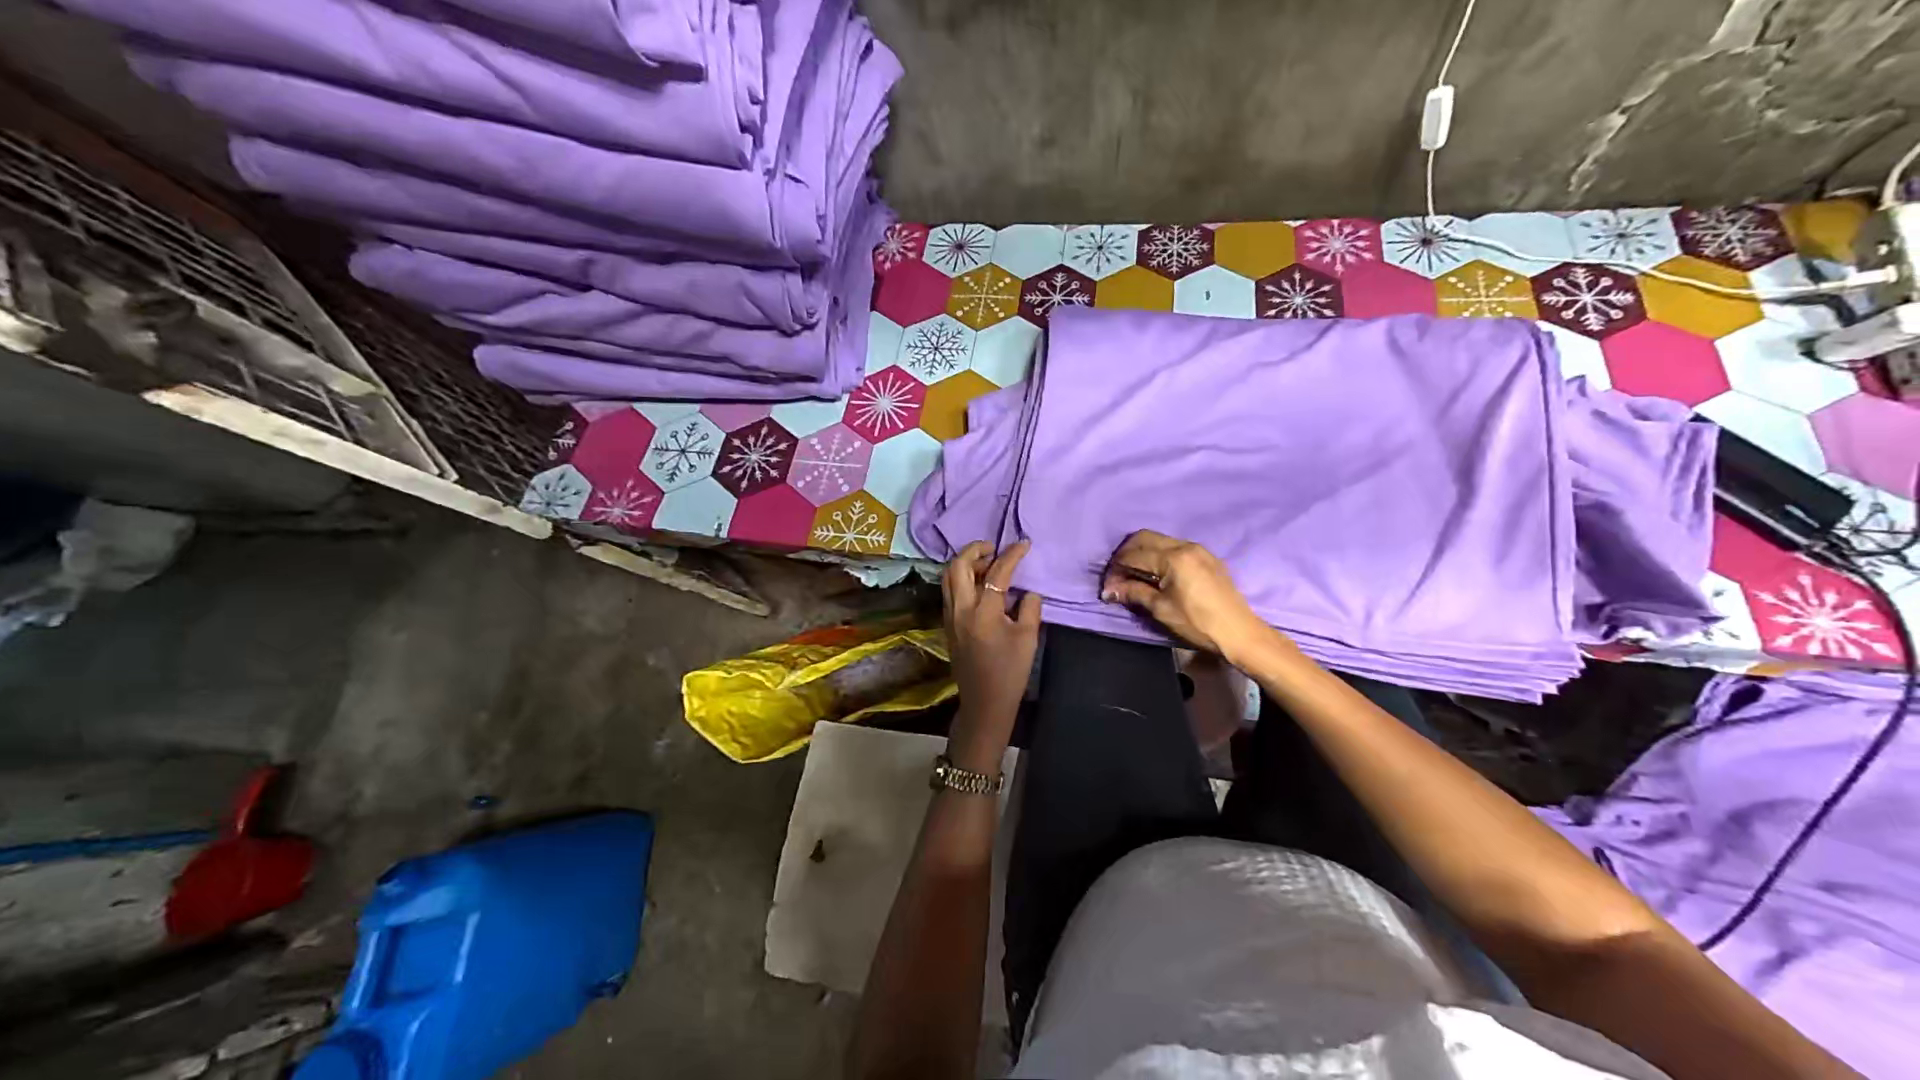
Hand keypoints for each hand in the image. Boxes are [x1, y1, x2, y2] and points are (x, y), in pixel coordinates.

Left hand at [942, 540, 1041, 766]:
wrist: (984, 702)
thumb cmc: (1010, 672)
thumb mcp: (1029, 638)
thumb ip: (1029, 607)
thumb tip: (1025, 591)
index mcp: (983, 613)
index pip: (997, 573)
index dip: (1012, 555)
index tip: (1024, 544)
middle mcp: (961, 610)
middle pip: (958, 566)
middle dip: (975, 550)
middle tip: (994, 548)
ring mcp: (950, 616)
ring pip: (949, 577)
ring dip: (966, 564)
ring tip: (987, 564)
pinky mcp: (947, 624)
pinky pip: (950, 591)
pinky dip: (961, 578)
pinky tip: (980, 584)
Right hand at [1100, 530, 1275, 661]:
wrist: (1240, 633)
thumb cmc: (1198, 623)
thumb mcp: (1161, 609)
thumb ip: (1134, 593)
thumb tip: (1110, 589)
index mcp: (1174, 557)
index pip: (1134, 555)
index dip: (1116, 569)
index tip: (1108, 586)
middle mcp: (1186, 546)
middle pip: (1145, 538)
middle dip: (1126, 553)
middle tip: (1117, 574)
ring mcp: (1200, 550)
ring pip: (1161, 540)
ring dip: (1143, 553)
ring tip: (1135, 576)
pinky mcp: (1208, 559)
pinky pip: (1176, 547)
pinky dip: (1160, 556)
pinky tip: (1157, 575)